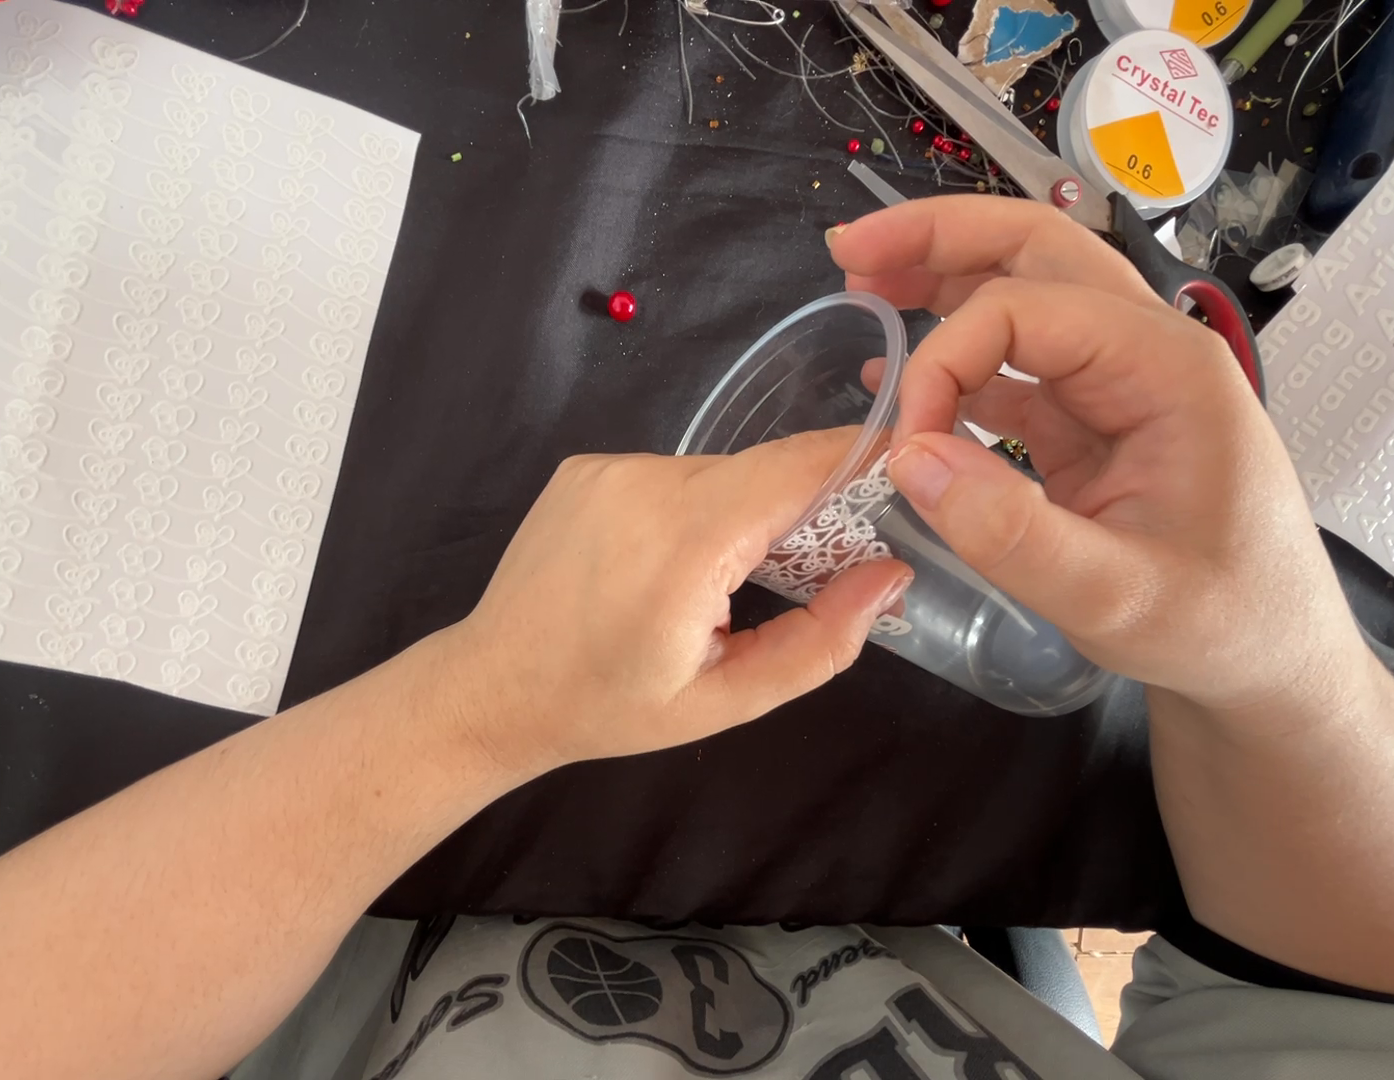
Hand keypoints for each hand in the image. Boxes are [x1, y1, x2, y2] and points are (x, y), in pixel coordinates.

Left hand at [440, 429, 912, 775]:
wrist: (493, 687)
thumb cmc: (610, 707)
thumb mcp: (726, 700)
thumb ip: (819, 643)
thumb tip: (890, 577)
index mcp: (685, 544)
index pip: (795, 467)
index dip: (856, 459)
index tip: (900, 471)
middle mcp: (645, 483)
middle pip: (758, 471)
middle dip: (796, 508)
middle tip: (802, 568)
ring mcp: (607, 467)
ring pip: (714, 472)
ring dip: (737, 511)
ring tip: (714, 579)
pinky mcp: (583, 467)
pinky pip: (667, 474)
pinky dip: (689, 506)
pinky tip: (658, 559)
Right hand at [829, 196, 1364, 710]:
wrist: (1264, 656)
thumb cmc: (1215, 624)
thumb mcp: (1114, 597)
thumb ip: (1013, 533)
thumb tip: (908, 459)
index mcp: (1163, 369)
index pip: (1025, 312)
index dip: (942, 365)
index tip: (905, 448)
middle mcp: (1142, 352)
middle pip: (1035, 251)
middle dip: (936, 239)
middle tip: (848, 250)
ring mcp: (1113, 383)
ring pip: (1022, 292)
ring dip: (939, 278)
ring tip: (863, 281)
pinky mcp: (1086, 420)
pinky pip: (1011, 365)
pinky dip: (949, 358)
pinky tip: (895, 369)